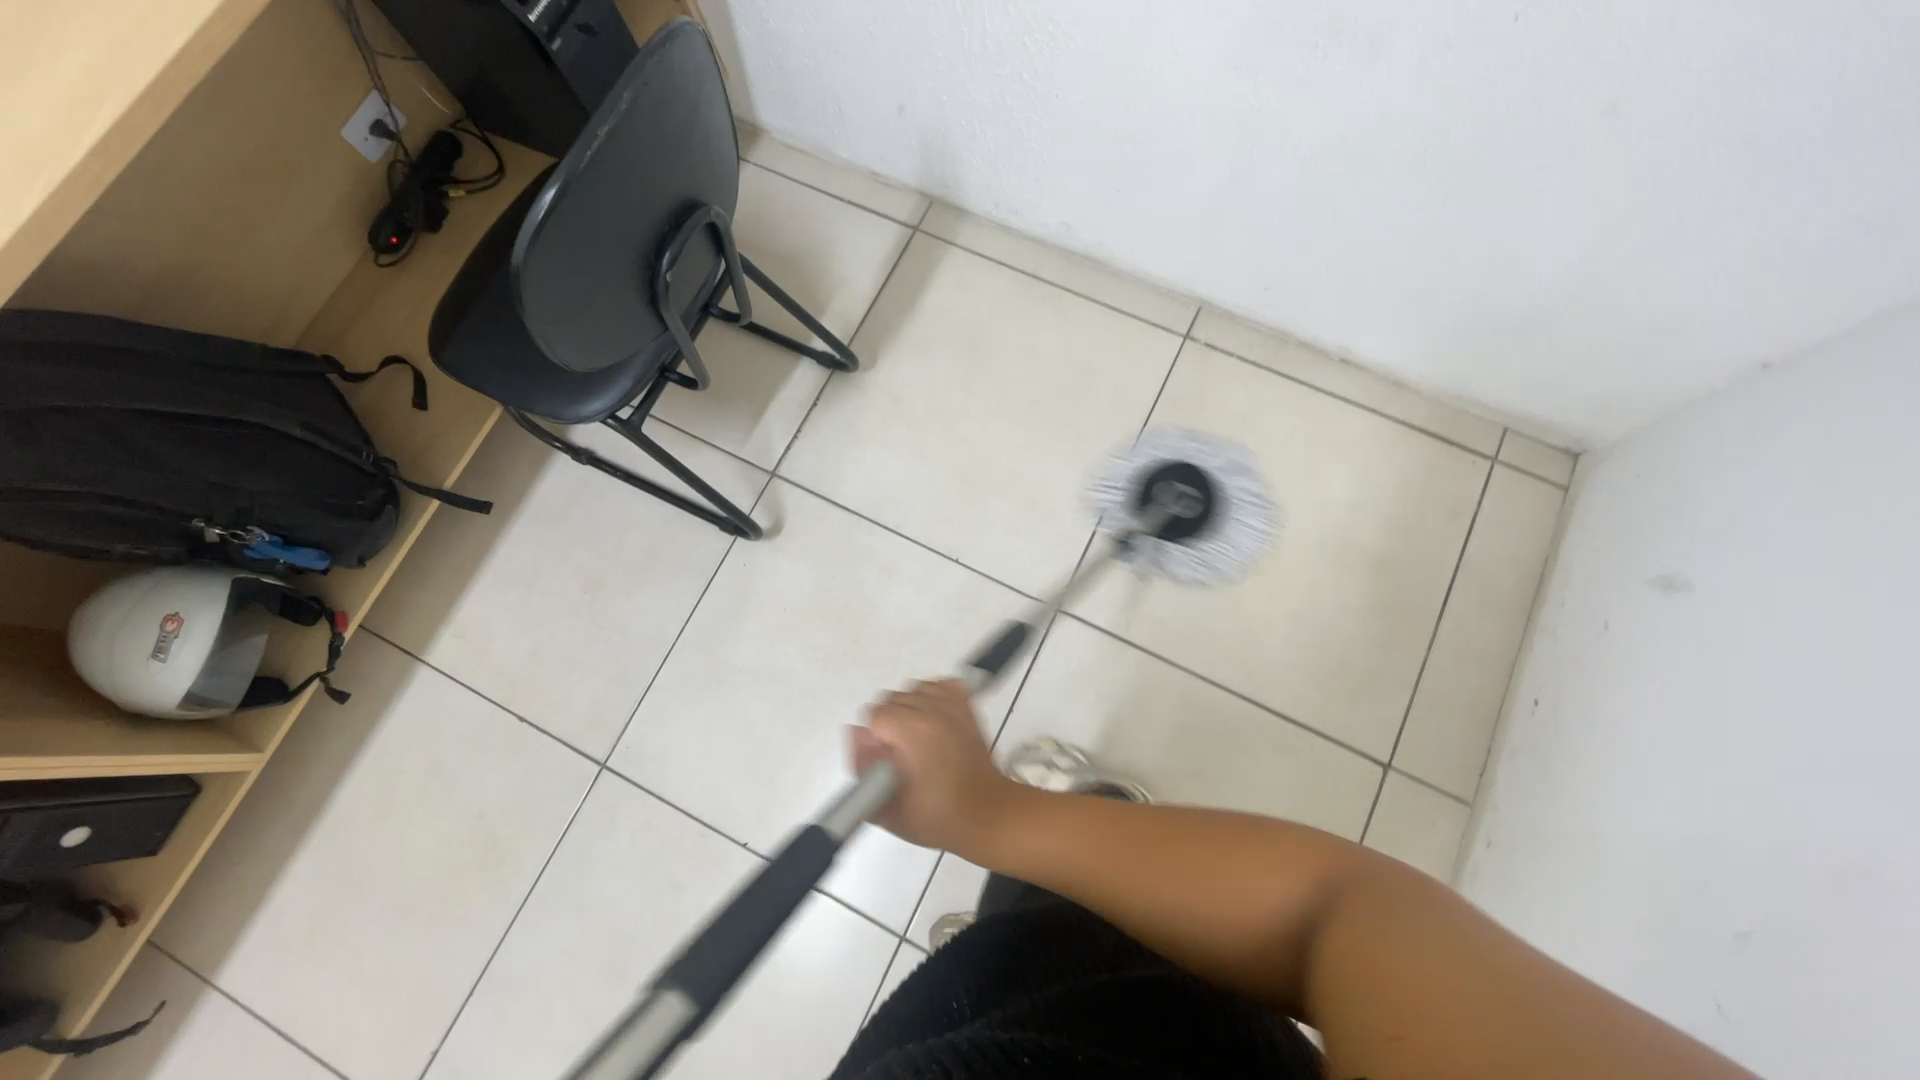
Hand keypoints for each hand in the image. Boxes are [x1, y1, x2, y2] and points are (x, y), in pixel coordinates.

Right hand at [850, 679, 1021, 853]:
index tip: (883, 764)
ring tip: (916, 740)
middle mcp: (932, 709)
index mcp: (912, 731)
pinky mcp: (967, 706)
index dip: (872, 741)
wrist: (986, 814)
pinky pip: (940, 686)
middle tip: (898, 757)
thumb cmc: (937, 817)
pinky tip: (933, 721)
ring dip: (908, 711)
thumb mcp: (888, 808)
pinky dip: (932, 698)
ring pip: (913, 690)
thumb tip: (855, 736)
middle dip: (887, 727)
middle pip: (891, 700)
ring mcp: (952, 705)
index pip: (873, 716)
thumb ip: (861, 769)